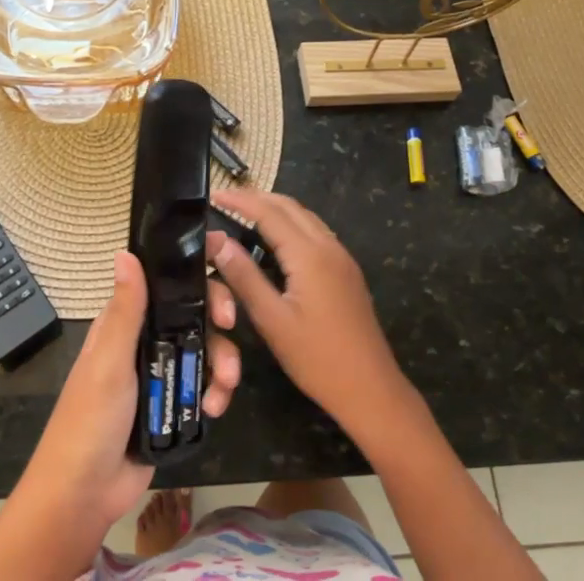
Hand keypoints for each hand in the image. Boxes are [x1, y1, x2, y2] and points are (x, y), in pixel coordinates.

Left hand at [21, 250, 241, 528]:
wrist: (85, 492)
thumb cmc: (90, 419)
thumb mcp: (108, 361)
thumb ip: (126, 310)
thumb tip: (126, 252)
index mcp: (123, 325)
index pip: (164, 285)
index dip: (194, 275)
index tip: (221, 265)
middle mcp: (144, 343)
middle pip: (193, 315)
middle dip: (216, 319)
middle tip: (230, 324)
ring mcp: (161, 375)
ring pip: (205, 352)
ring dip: (222, 363)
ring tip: (224, 387)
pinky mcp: (173, 405)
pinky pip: (204, 387)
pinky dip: (216, 392)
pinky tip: (216, 407)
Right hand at [208, 189, 410, 434]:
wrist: (370, 388)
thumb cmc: (316, 358)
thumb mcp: (272, 319)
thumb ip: (244, 276)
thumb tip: (217, 240)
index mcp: (310, 255)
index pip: (269, 212)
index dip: (240, 200)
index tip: (212, 194)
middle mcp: (329, 247)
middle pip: (290, 207)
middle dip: (257, 198)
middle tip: (225, 201)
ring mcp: (342, 259)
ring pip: (306, 218)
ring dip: (275, 210)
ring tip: (244, 215)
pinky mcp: (347, 273)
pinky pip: (316, 234)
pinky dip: (291, 225)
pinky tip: (275, 241)